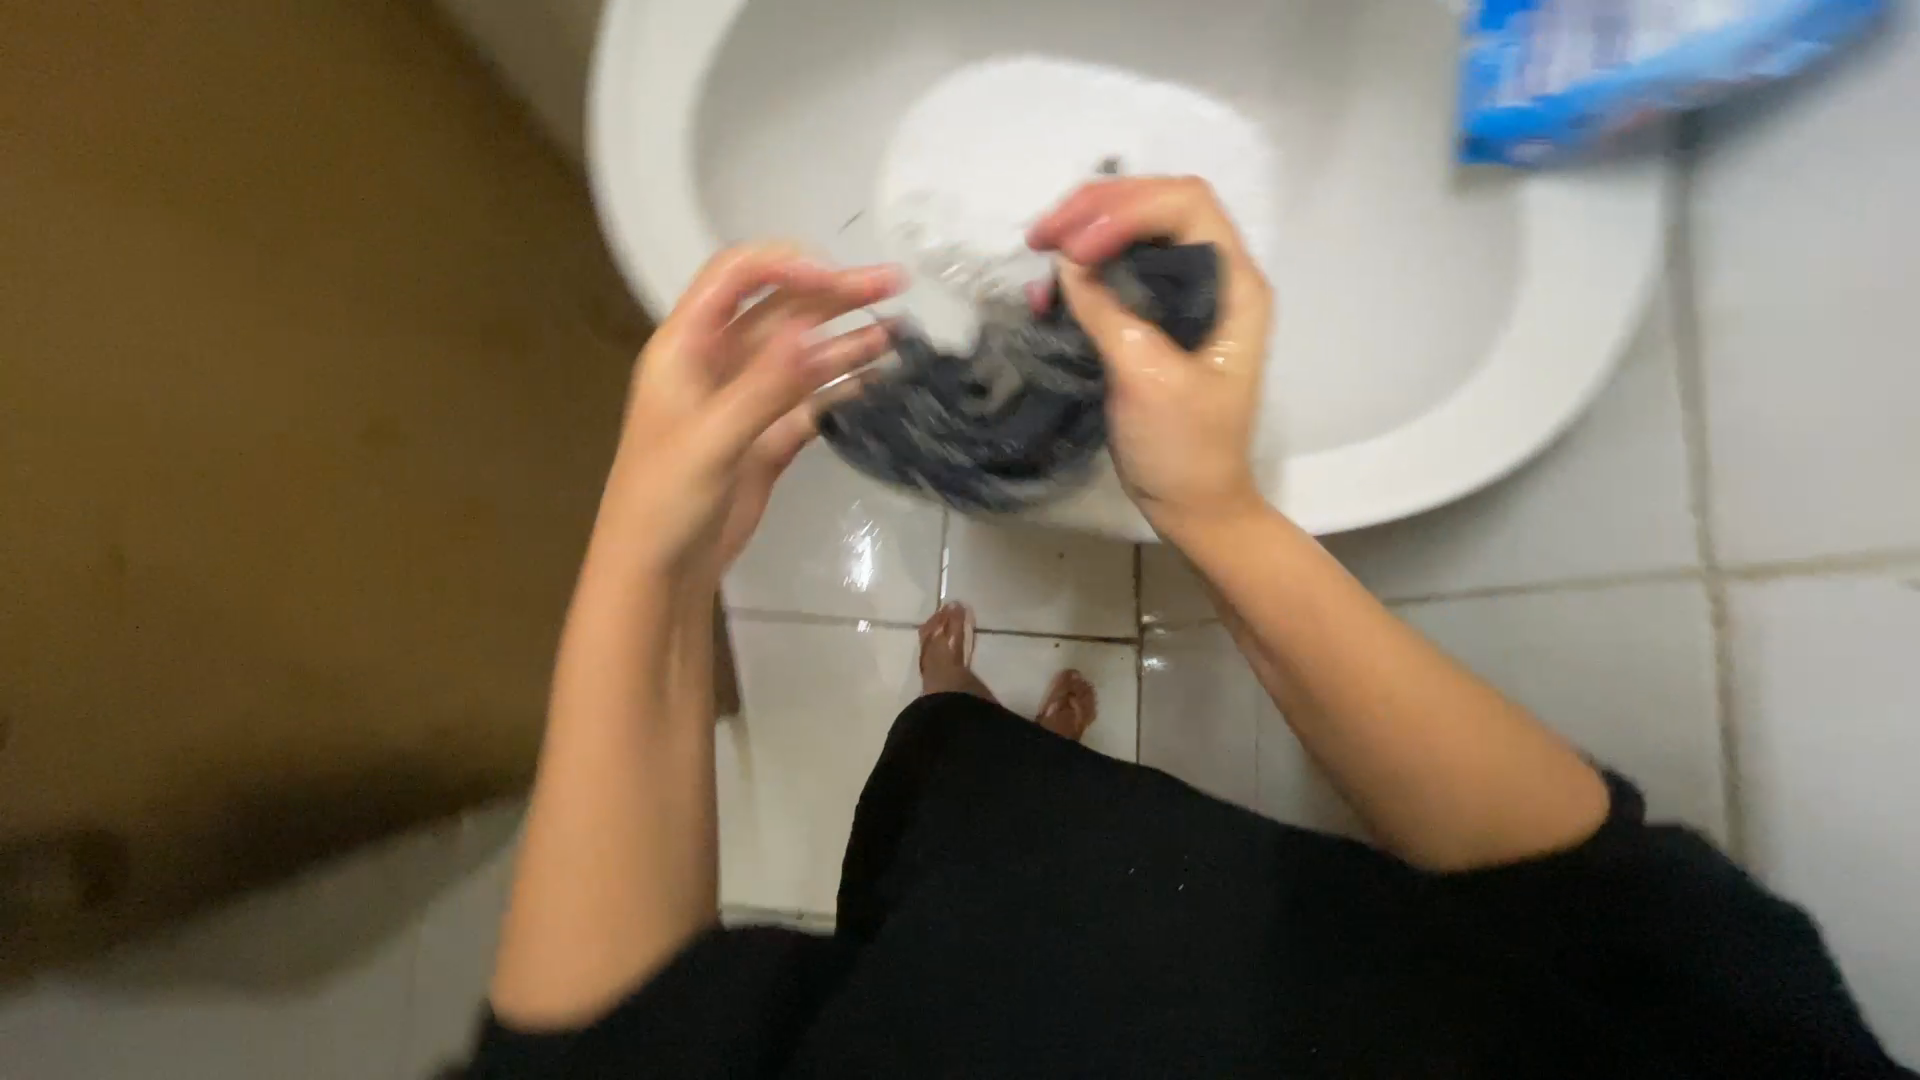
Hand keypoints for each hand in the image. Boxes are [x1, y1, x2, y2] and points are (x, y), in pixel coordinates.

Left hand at [596, 246, 902, 586]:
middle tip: (892, 284)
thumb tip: (811, 332)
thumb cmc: (664, 499)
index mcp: (688, 345)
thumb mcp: (711, 440)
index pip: (736, 276)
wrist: (660, 568)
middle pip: (782, 310)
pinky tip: (880, 378)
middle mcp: (721, 361)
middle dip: (835, 294)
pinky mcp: (772, 436)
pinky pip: (814, 401)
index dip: (787, 264)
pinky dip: (845, 388)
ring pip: (805, 356)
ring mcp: (750, 399)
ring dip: (848, 340)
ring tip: (899, 330)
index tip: (837, 279)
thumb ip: (763, 386)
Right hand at [1028, 177, 1272, 535]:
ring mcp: (1184, 301)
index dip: (1126, 210)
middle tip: (1041, 237)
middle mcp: (1214, 280)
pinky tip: (1047, 293)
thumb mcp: (1146, 379)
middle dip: (1097, 211)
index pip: (1185, 206)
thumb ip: (1109, 313)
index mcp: (1235, 286)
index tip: (1074, 249)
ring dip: (1083, 239)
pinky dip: (1080, 277)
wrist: (1192, 504)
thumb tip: (1066, 262)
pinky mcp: (1154, 324)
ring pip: (1134, 238)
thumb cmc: (1184, 449)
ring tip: (1038, 257)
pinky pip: (1117, 278)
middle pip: (1157, 209)